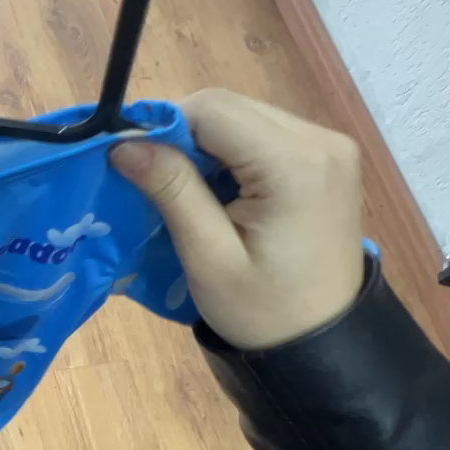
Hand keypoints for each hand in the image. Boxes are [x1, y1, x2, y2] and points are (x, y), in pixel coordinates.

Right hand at [110, 89, 364, 349]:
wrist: (321, 341)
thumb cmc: (260, 309)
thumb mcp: (207, 256)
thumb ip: (172, 192)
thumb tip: (123, 145)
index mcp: (295, 163)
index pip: (211, 110)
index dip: (160, 127)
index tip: (127, 163)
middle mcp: (319, 139)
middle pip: (227, 107)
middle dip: (178, 136)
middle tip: (148, 182)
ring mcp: (326, 145)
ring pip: (240, 117)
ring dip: (199, 145)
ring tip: (179, 191)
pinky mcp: (323, 158)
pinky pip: (258, 135)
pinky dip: (223, 154)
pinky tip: (212, 192)